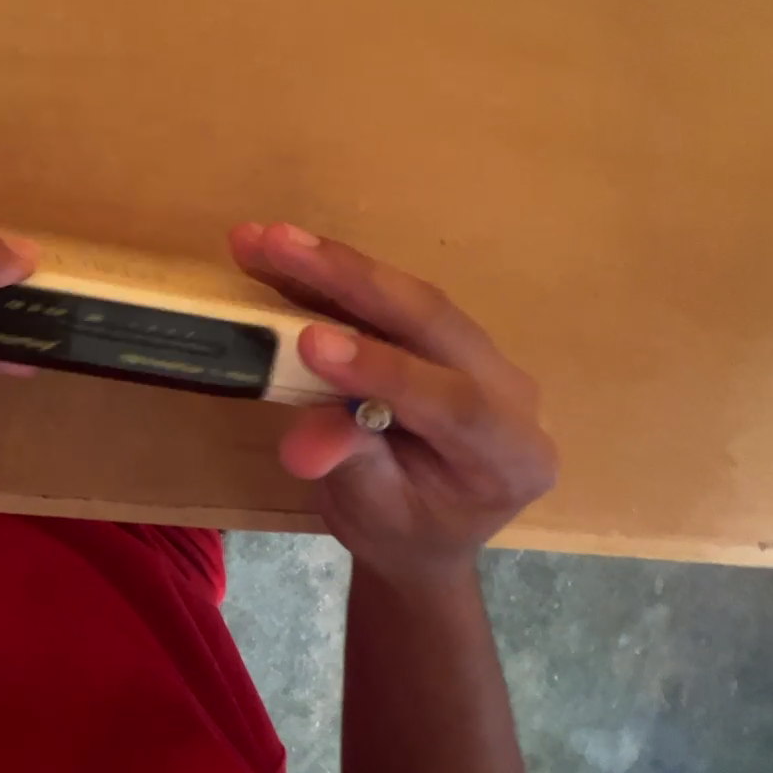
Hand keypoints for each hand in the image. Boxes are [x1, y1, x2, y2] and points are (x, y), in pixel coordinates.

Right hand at [230, 222, 556, 587]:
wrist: (420, 533)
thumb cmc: (400, 532)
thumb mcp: (371, 512)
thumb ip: (349, 465)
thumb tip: (303, 442)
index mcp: (509, 455)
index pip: (452, 403)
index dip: (382, 369)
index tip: (310, 343)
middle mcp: (507, 391)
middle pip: (431, 319)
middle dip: (348, 278)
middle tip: (277, 243)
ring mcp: (473, 355)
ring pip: (405, 296)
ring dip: (330, 264)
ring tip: (264, 239)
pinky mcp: (434, 336)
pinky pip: (384, 297)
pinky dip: (327, 274)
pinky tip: (279, 254)